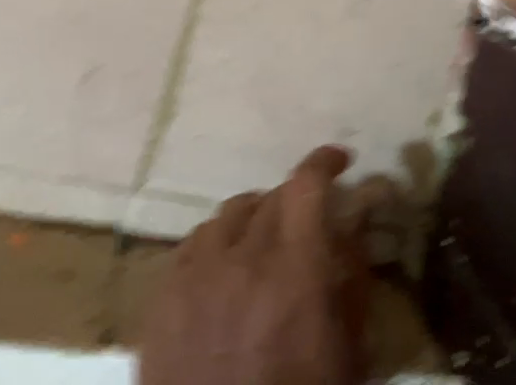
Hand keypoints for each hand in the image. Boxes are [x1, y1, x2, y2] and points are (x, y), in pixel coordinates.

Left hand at [140, 146, 367, 384]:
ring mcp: (194, 278)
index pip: (307, 186)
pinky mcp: (160, 303)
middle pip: (269, 198)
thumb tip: (354, 227)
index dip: (324, 162)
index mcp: (294, 269)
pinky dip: (215, 246)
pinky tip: (222, 272)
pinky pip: (190, 247)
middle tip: (307, 222)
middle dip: (294, 201)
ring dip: (253, 220)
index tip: (339, 161)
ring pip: (226, 216)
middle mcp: (241, 259)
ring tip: (262, 245)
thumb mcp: (348, 353)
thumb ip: (353, 281)